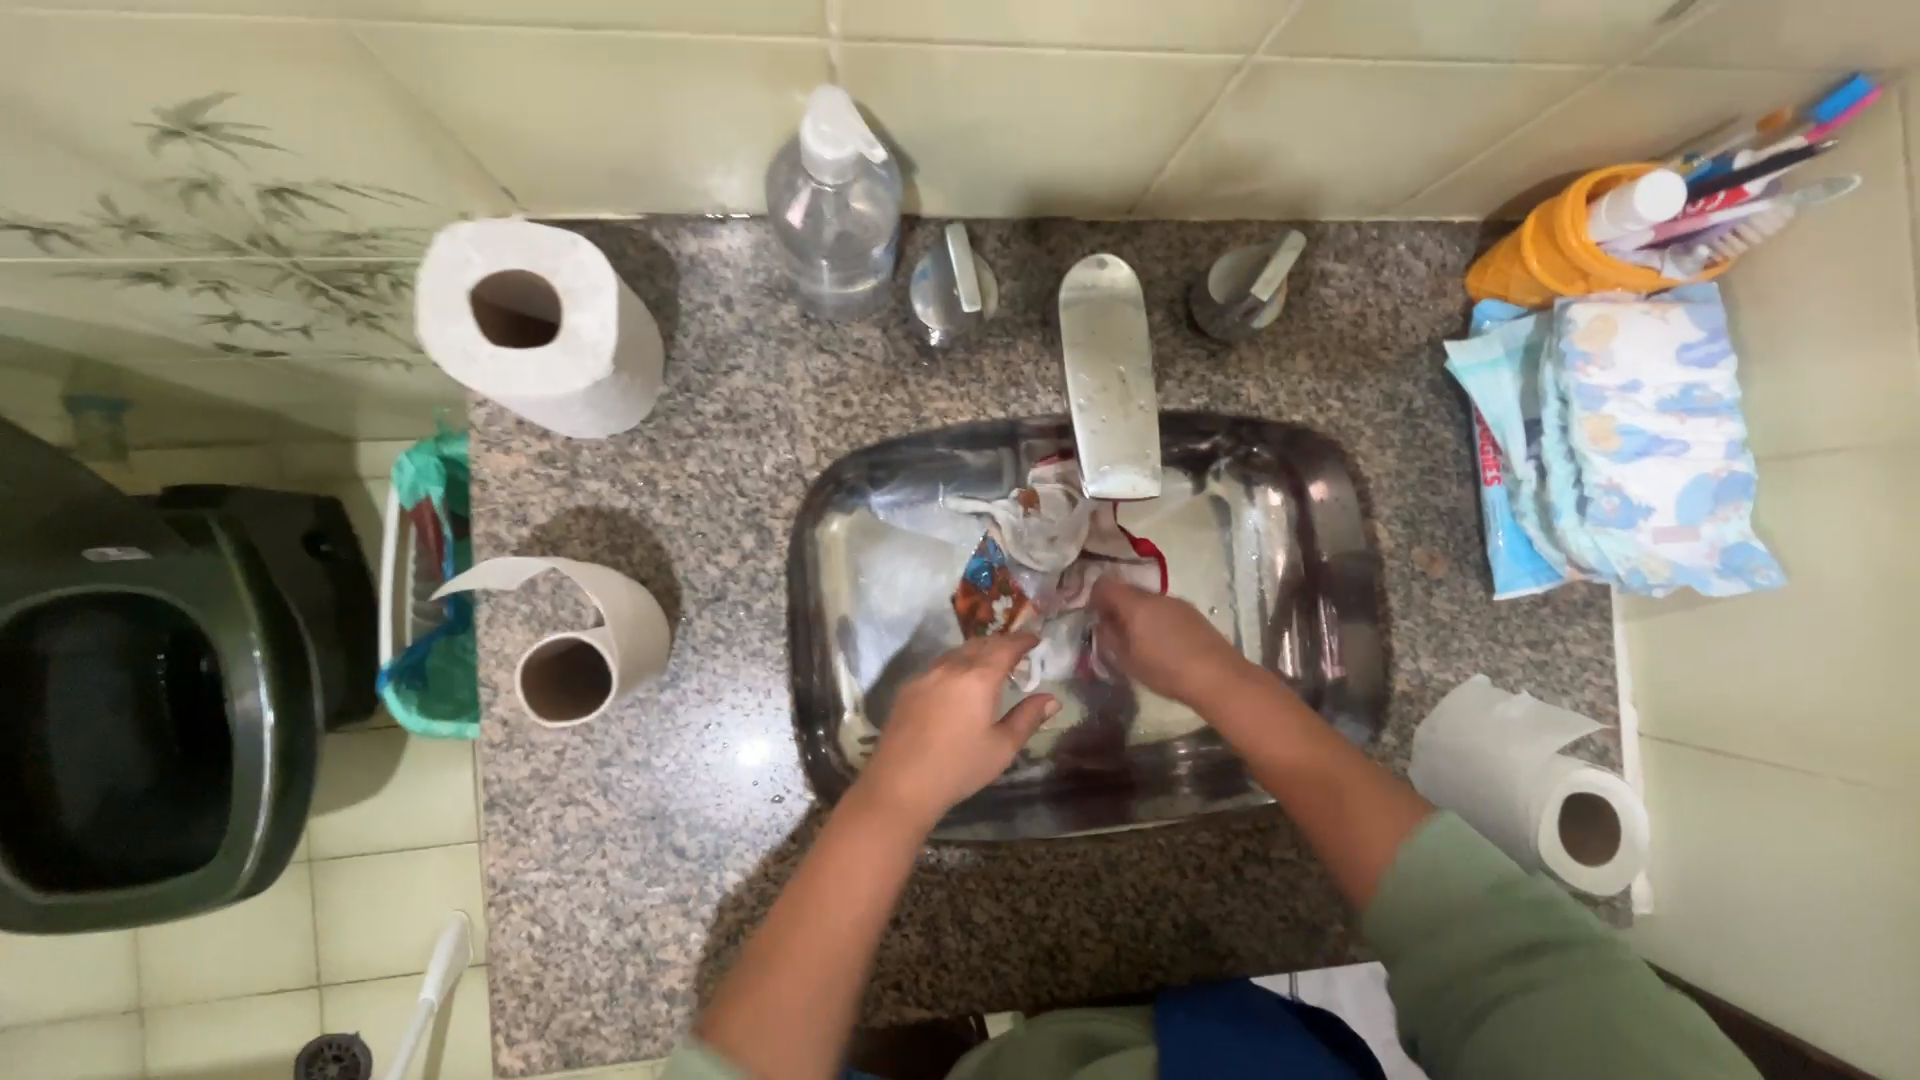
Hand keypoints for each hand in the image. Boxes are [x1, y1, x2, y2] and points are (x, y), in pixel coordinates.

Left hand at [855, 634, 1058, 830]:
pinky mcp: (908, 688)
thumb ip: (1027, 718)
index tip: (1035, 639)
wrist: (901, 783)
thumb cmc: (959, 768)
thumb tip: (1052, 699)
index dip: (1022, 640)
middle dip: (1000, 643)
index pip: (1005, 647)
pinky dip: (955, 664)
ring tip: (989, 663)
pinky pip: (938, 665)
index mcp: (978, 679)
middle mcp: (950, 668)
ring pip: (956, 652)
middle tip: (1016, 650)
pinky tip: (958, 681)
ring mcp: (925, 676)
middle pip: (979, 644)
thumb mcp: (1002, 747)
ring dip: (976, 651)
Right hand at [1088, 578, 1255, 707]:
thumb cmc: (1166, 670)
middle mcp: (1156, 596)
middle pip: (1128, 591)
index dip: (1095, 598)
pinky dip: (1156, 621)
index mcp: (1135, 604)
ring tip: (1141, 643)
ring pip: (1148, 601)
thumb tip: (1102, 623)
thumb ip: (1109, 638)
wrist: (1218, 677)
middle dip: (1117, 608)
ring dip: (1138, 616)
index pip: (1105, 584)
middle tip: (1115, 635)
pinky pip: (1165, 610)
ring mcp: (1177, 603)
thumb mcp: (1127, 660)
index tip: (1095, 619)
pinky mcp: (1193, 614)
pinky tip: (1164, 646)